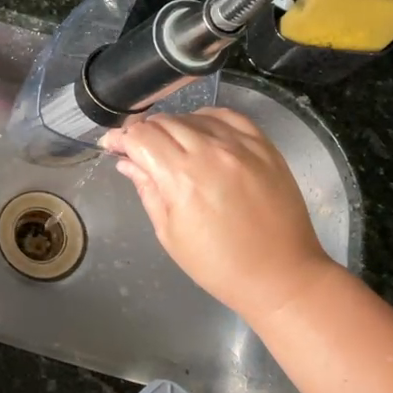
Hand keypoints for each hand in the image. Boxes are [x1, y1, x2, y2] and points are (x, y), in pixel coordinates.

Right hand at [102, 108, 337, 321]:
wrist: (281, 275)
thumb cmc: (218, 265)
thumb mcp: (170, 233)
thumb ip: (148, 190)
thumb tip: (127, 162)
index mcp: (182, 177)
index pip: (140, 137)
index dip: (120, 138)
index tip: (111, 146)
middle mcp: (210, 151)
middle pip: (164, 122)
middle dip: (143, 133)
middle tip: (138, 150)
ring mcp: (241, 146)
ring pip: (193, 116)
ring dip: (173, 127)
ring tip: (171, 146)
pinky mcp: (264, 146)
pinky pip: (227, 116)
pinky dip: (206, 119)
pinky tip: (201, 132)